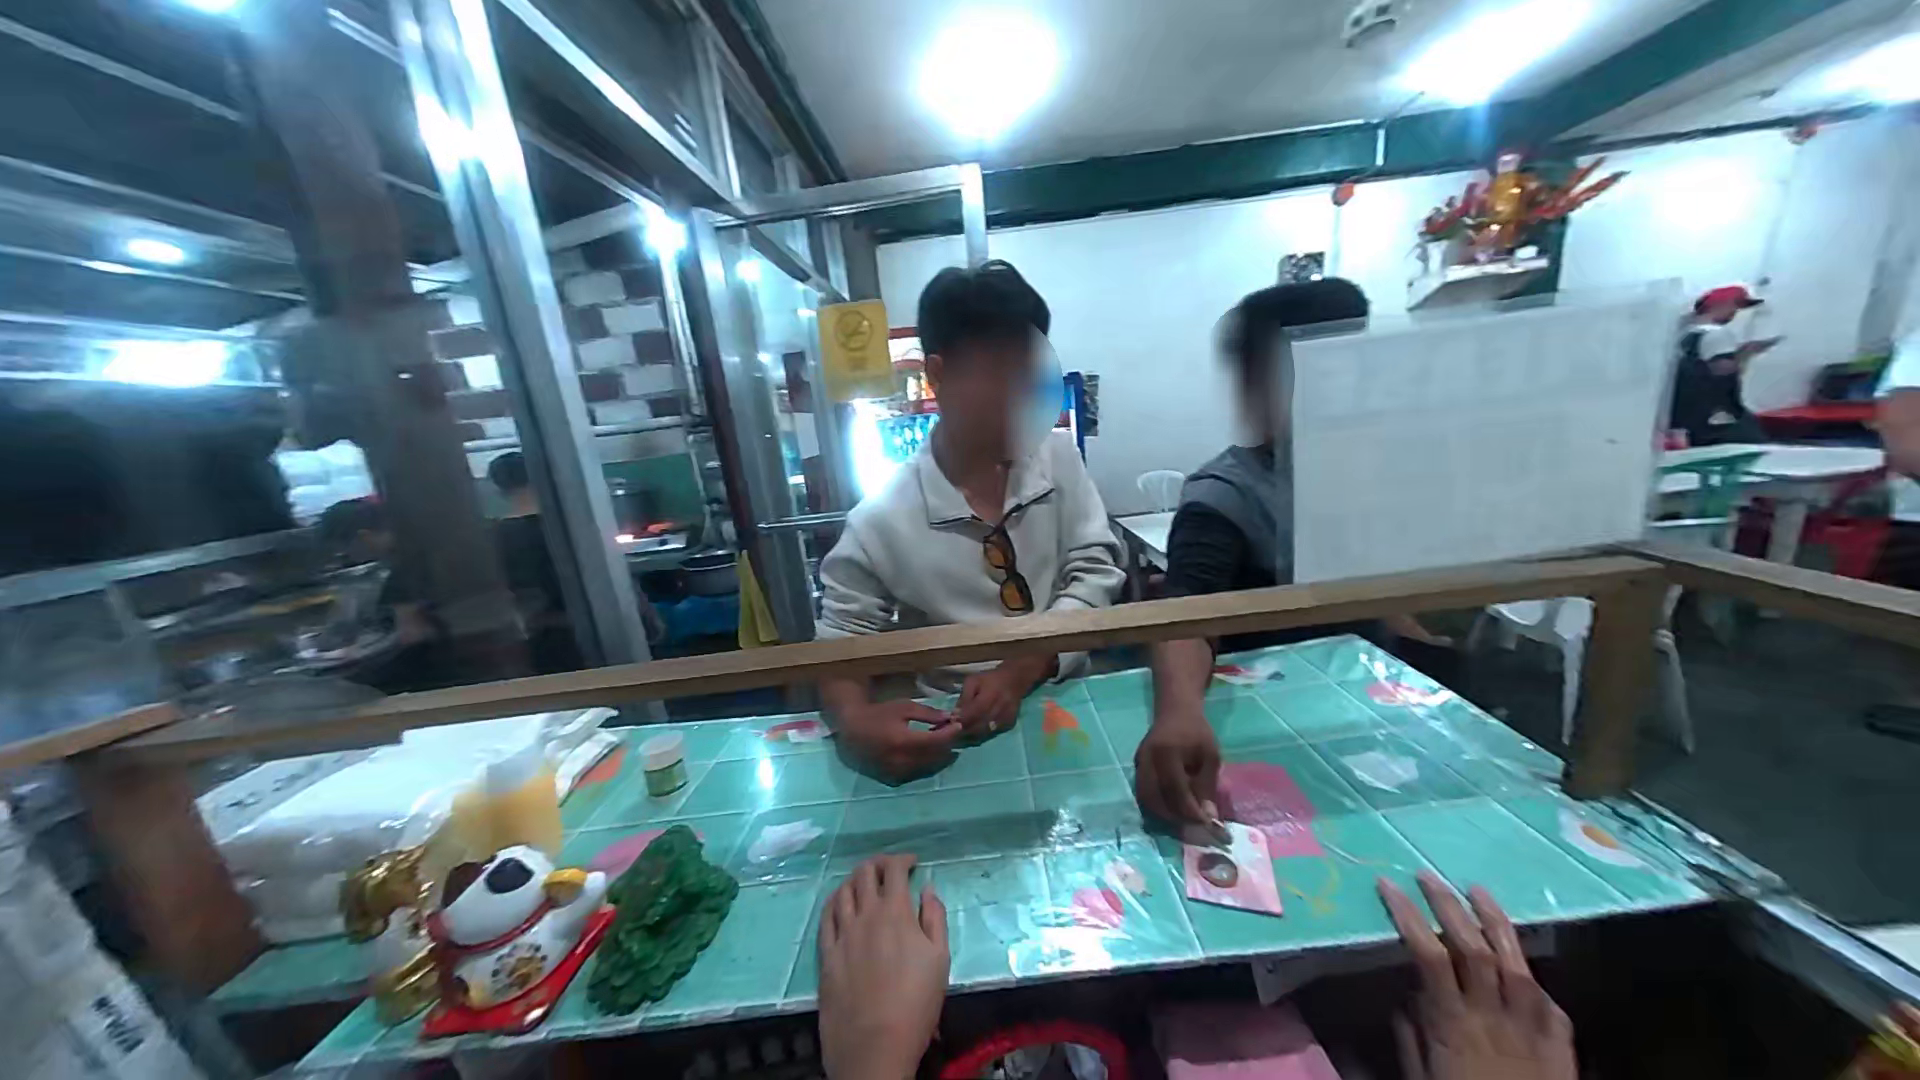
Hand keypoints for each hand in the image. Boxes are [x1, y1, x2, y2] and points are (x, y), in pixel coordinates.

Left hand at [819, 855, 948, 1079]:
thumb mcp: (940, 959)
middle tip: (890, 869)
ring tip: (866, 884)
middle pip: (865, 872)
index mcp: (895, 911)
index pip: (894, 869)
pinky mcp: (826, 954)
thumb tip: (927, 889)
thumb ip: (935, 918)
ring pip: (843, 889)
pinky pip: (826, 916)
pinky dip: (835, 901)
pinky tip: (840, 903)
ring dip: (856, 879)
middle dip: (879, 863)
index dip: (903, 859)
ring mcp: (842, 933)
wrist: (875, 1047)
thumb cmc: (915, 1003)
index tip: (912, 863)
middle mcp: (866, 913)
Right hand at [836, 700, 961, 778]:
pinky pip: (917, 774)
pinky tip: (930, 754)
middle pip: (935, 757)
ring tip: (945, 744)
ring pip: (929, 769)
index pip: (936, 741)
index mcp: (903, 741)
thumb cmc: (878, 714)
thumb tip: (950, 718)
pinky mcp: (893, 780)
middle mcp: (901, 762)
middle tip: (954, 735)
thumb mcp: (904, 707)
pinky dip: (927, 765)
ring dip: (940, 757)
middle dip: (948, 746)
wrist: (852, 731)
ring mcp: (897, 774)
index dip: (950, 734)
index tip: (958, 725)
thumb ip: (928, 714)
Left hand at [955, 656, 1050, 737]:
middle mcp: (999, 709)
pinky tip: (976, 728)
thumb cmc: (990, 678)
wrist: (1014, 679)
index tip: (951, 722)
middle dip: (965, 729)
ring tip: (964, 729)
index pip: (971, 715)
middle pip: (978, 727)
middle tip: (955, 728)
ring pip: (985, 732)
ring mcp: (1005, 718)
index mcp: (989, 696)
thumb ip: (964, 698)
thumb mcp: (972, 681)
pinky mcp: (1010, 723)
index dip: (960, 721)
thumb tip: (955, 715)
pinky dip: (983, 733)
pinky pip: (993, 733)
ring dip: (973, 733)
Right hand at [1134, 706, 1220, 824]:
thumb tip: (1209, 818)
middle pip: (1155, 798)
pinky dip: (1157, 805)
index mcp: (1167, 753)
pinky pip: (1144, 791)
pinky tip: (1173, 808)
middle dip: (1175, 817)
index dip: (1189, 811)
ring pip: (1146, 798)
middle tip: (1194, 827)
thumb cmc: (1197, 732)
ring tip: (1184, 820)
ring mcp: (1139, 763)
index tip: (1206, 825)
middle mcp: (1148, 759)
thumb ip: (1207, 787)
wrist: (1175, 711)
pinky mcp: (1137, 766)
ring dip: (1164, 814)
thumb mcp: (1210, 757)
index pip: (1175, 790)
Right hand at [1378, 872, 1575, 1079]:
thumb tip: (1404, 995)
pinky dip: (1527, 974)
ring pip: (1517, 963)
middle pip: (1473, 948)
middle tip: (1425, 876)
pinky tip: (1516, 961)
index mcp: (1454, 1024)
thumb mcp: (1422, 1076)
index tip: (1387, 885)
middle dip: (1447, 905)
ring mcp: (1534, 1030)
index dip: (1408, 914)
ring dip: (1494, 922)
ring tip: (1476, 890)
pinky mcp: (1563, 1047)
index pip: (1428, 953)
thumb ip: (1411, 1034)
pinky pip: (1547, 1000)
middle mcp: (1494, 1018)